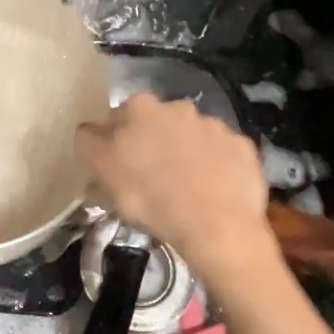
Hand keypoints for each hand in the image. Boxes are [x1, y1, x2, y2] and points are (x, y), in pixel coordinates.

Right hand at [77, 93, 279, 279]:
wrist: (217, 226)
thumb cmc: (150, 196)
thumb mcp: (102, 172)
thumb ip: (89, 142)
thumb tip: (89, 129)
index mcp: (141, 108)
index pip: (120, 115)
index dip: (118, 139)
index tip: (120, 164)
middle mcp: (179, 107)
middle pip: (159, 122)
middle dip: (154, 142)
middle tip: (151, 177)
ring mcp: (216, 125)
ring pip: (192, 137)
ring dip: (186, 153)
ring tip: (184, 189)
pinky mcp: (243, 147)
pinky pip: (223, 154)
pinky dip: (216, 167)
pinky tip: (212, 192)